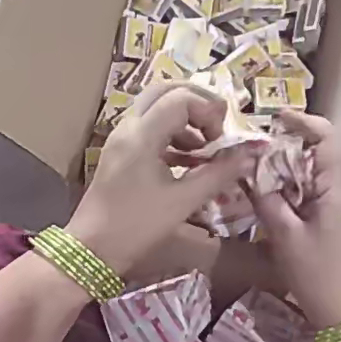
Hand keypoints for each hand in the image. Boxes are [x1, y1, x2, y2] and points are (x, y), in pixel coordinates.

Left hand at [66, 84, 256, 277]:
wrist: (91, 250)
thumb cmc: (136, 226)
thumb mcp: (182, 202)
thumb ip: (218, 175)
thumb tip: (249, 155)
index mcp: (142, 134)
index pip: (182, 98)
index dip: (209, 111)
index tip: (222, 140)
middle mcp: (128, 128)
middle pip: (165, 91)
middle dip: (196, 104)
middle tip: (217, 128)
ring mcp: (120, 140)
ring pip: (155, 110)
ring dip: (184, 121)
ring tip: (206, 150)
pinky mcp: (119, 156)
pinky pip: (148, 131)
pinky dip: (171, 137)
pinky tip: (188, 163)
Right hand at [248, 111, 340, 327]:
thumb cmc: (315, 273)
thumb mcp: (284, 236)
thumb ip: (268, 199)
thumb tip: (251, 171)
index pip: (331, 138)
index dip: (305, 122)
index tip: (277, 118)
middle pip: (329, 151)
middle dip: (296, 145)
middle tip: (261, 148)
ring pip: (327, 170)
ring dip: (298, 166)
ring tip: (266, 170)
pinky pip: (328, 189)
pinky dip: (305, 184)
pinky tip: (282, 195)